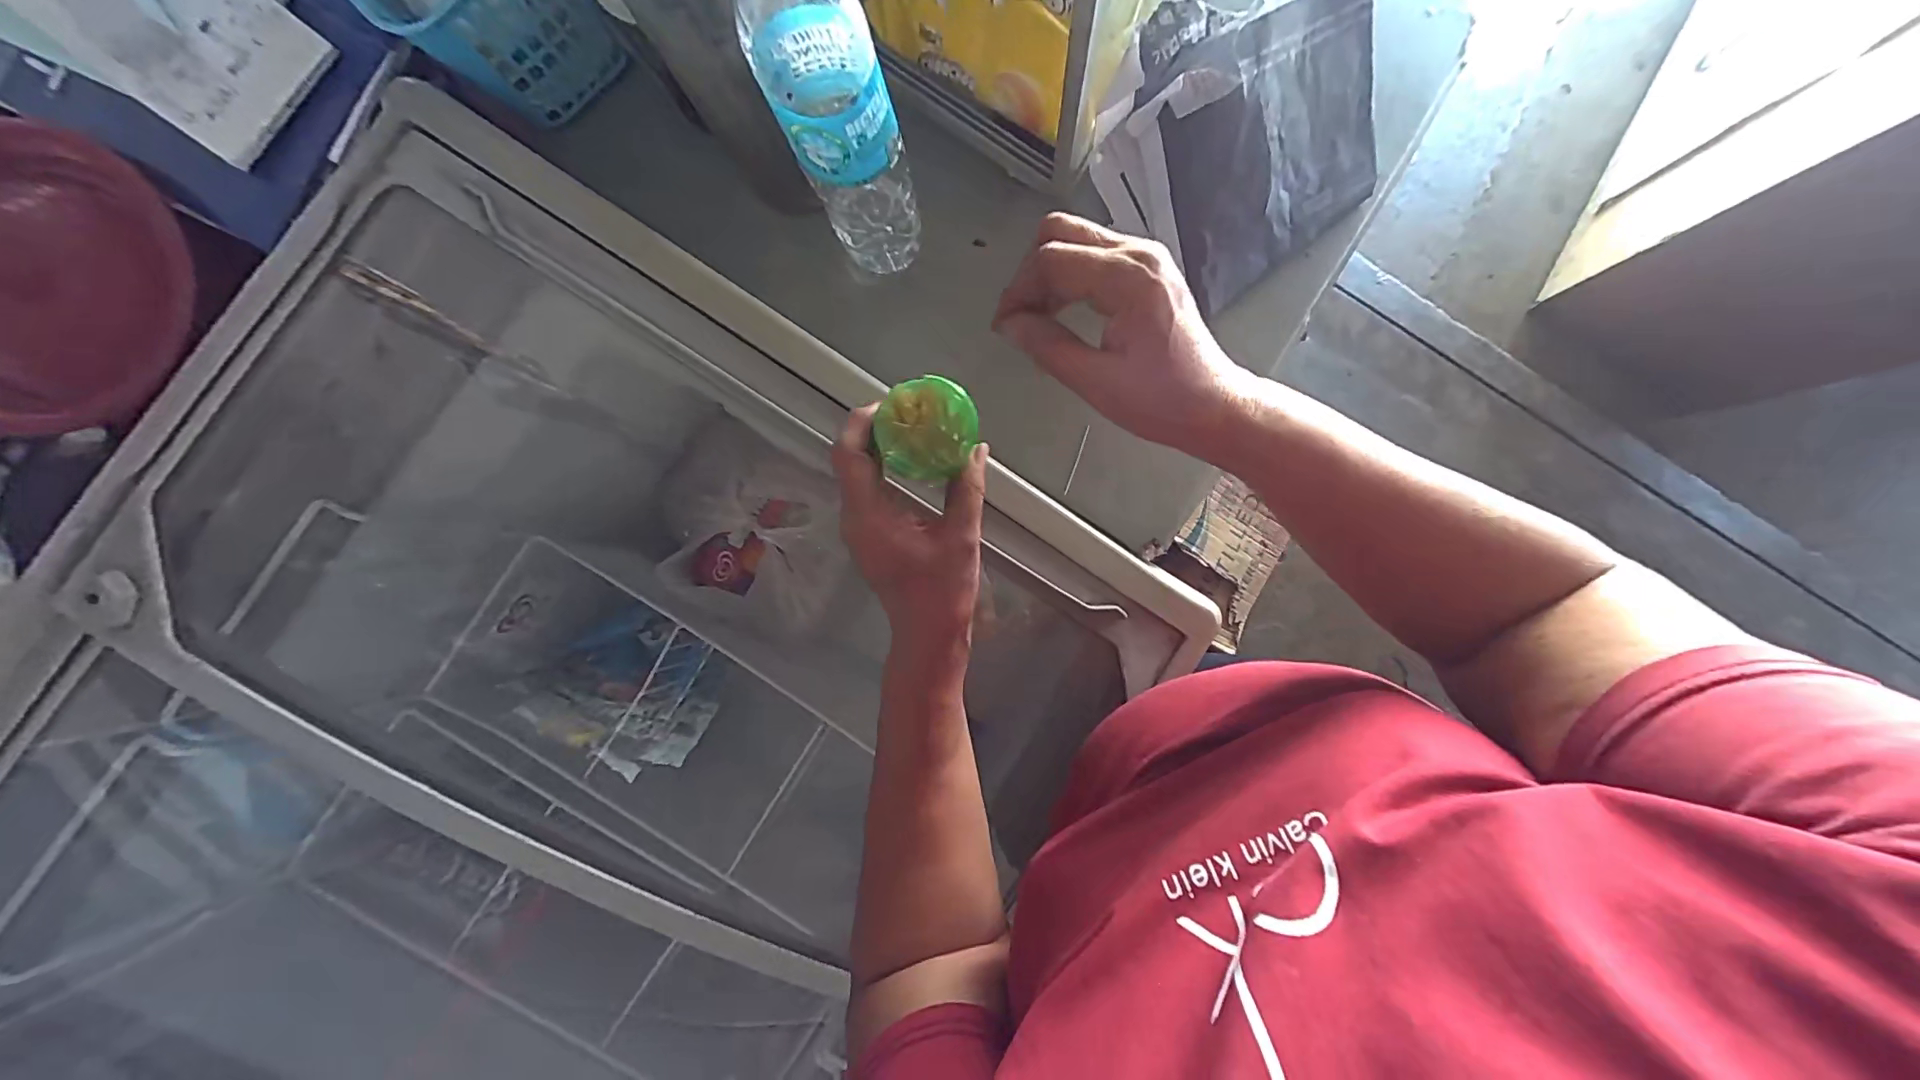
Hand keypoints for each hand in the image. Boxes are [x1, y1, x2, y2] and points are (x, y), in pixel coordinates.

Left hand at [832, 403, 988, 652]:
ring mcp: (858, 529)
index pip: (849, 454)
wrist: (927, 635)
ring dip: (879, 448)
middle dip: (874, 430)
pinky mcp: (868, 536)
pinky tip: (913, 464)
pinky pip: (867, 491)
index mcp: (869, 514)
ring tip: (913, 431)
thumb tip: (976, 449)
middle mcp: (854, 518)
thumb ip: (967, 488)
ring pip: (856, 474)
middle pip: (849, 459)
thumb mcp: (961, 536)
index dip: (864, 421)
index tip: (893, 404)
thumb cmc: (943, 591)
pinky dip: (884, 470)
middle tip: (908, 412)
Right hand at [992, 213, 1256, 457]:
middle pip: (1060, 233)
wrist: (1211, 404)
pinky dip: (1069, 276)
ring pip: (1076, 239)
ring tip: (1036, 317)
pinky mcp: (1149, 270)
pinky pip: (1095, 255)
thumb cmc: (1165, 399)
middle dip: (1029, 273)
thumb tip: (1012, 325)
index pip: (1052, 259)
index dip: (1018, 290)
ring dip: (1048, 274)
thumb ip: (1047, 347)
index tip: (1005, 323)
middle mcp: (1140, 256)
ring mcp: (1147, 259)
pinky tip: (1060, 309)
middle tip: (1018, 315)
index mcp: (1128, 279)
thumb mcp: (1095, 381)